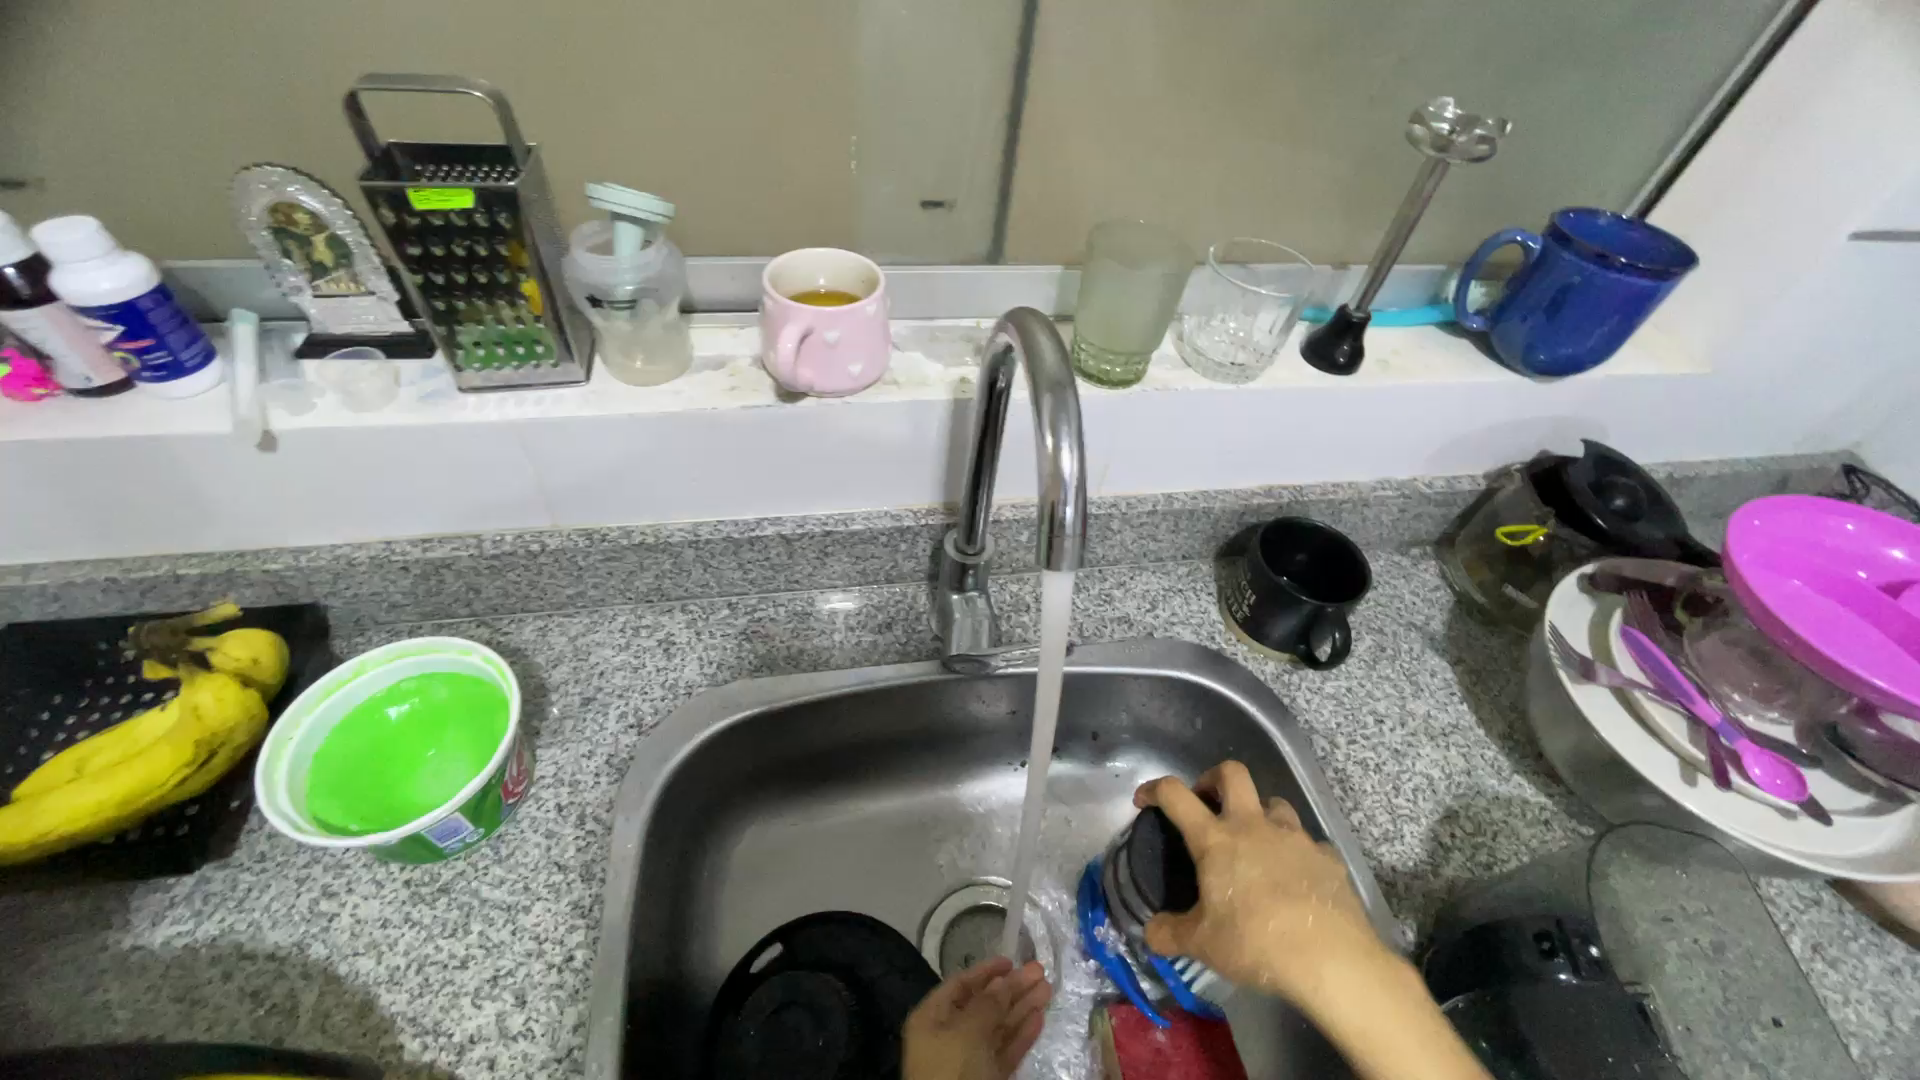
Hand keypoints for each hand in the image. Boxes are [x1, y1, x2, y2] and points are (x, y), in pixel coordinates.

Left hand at [902, 956, 1051, 1079]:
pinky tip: (1040, 1019)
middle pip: (984, 1005)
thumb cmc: (951, 1074)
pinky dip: (1022, 1036)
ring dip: (1022, 1008)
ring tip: (1048, 990)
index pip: (960, 986)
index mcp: (932, 1020)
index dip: (986, 972)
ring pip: (999, 1028)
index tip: (1012, 961)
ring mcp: (969, 1062)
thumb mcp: (967, 1034)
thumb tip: (1005, 980)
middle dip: (1012, 988)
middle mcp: (949, 1037)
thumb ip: (988, 1005)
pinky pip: (1005, 1052)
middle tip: (1041, 972)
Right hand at [1134, 761, 1394, 1005]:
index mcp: (1216, 840)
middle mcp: (1253, 826)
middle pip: (1232, 773)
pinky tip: (1295, 878)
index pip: (1175, 794)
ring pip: (1274, 804)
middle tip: (1206, 804)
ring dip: (1259, 814)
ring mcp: (1294, 837)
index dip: (1155, 788)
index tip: (1144, 799)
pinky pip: (1308, 843)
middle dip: (1213, 779)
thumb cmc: (1256, 943)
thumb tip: (1150, 933)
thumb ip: (1170, 934)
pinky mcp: (1326, 857)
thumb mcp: (1202, 945)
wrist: (1332, 959)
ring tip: (1255, 842)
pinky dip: (1296, 853)